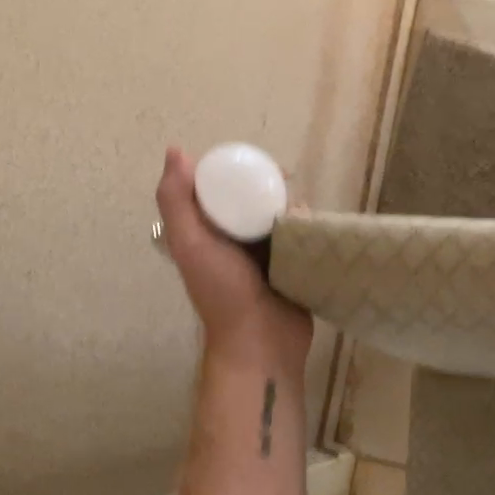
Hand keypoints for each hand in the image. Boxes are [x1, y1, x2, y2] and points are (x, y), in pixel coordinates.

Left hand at [155, 147, 311, 368]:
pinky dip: (309, 231)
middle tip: (288, 184)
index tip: (255, 163)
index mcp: (209, 234)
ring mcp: (268, 259)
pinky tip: (317, 225)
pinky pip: (303, 242)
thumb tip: (176, 150)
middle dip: (271, 189)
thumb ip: (177, 201)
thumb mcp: (190, 244)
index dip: (236, 172)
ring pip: (282, 220)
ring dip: (294, 209)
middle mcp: (238, 244)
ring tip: (303, 207)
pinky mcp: (295, 271)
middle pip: (255, 202)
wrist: (261, 343)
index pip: (222, 191)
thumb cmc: (223, 294)